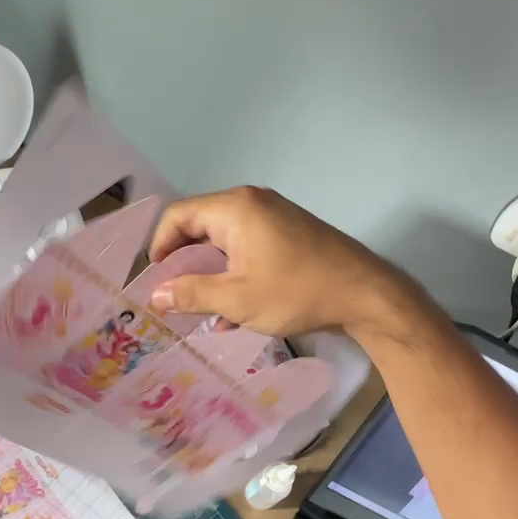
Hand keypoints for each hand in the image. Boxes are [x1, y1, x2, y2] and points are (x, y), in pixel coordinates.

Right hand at [146, 186, 433, 341]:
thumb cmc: (296, 293)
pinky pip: (246, 251)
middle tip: (172, 298)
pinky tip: (231, 314)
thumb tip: (155, 296)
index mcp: (235, 209)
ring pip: (223, 244)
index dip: (159, 247)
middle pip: (200, 227)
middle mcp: (252, 203)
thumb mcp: (236, 300)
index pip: (178, 215)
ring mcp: (273, 218)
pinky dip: (233, 276)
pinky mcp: (288, 236)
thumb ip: (192, 295)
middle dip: (183, 264)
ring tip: (199, 312)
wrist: (363, 295)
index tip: (154, 281)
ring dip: (209, 276)